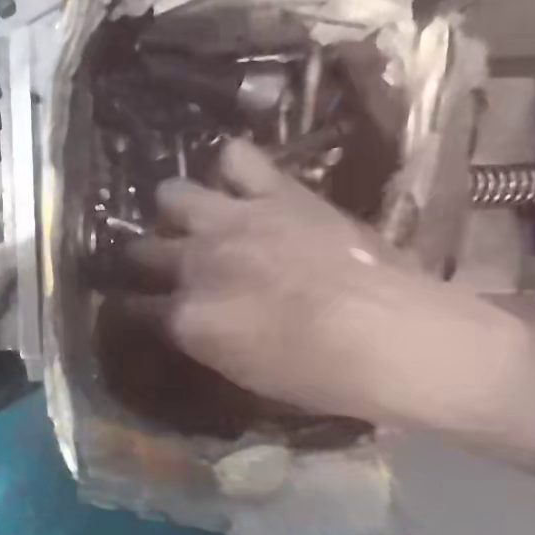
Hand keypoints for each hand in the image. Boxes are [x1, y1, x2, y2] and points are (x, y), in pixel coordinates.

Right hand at [124, 139, 532, 432]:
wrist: (397, 338)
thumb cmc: (325, 377)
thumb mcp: (247, 373)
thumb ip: (205, 338)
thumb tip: (188, 319)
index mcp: (188, 319)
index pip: (136, 308)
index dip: (138, 308)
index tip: (145, 308)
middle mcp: (196, 263)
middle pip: (143, 251)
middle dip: (147, 259)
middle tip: (169, 265)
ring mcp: (233, 221)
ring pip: (171, 194)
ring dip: (178, 209)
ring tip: (198, 218)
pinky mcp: (276, 192)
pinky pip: (236, 156)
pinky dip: (233, 169)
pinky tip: (242, 184)